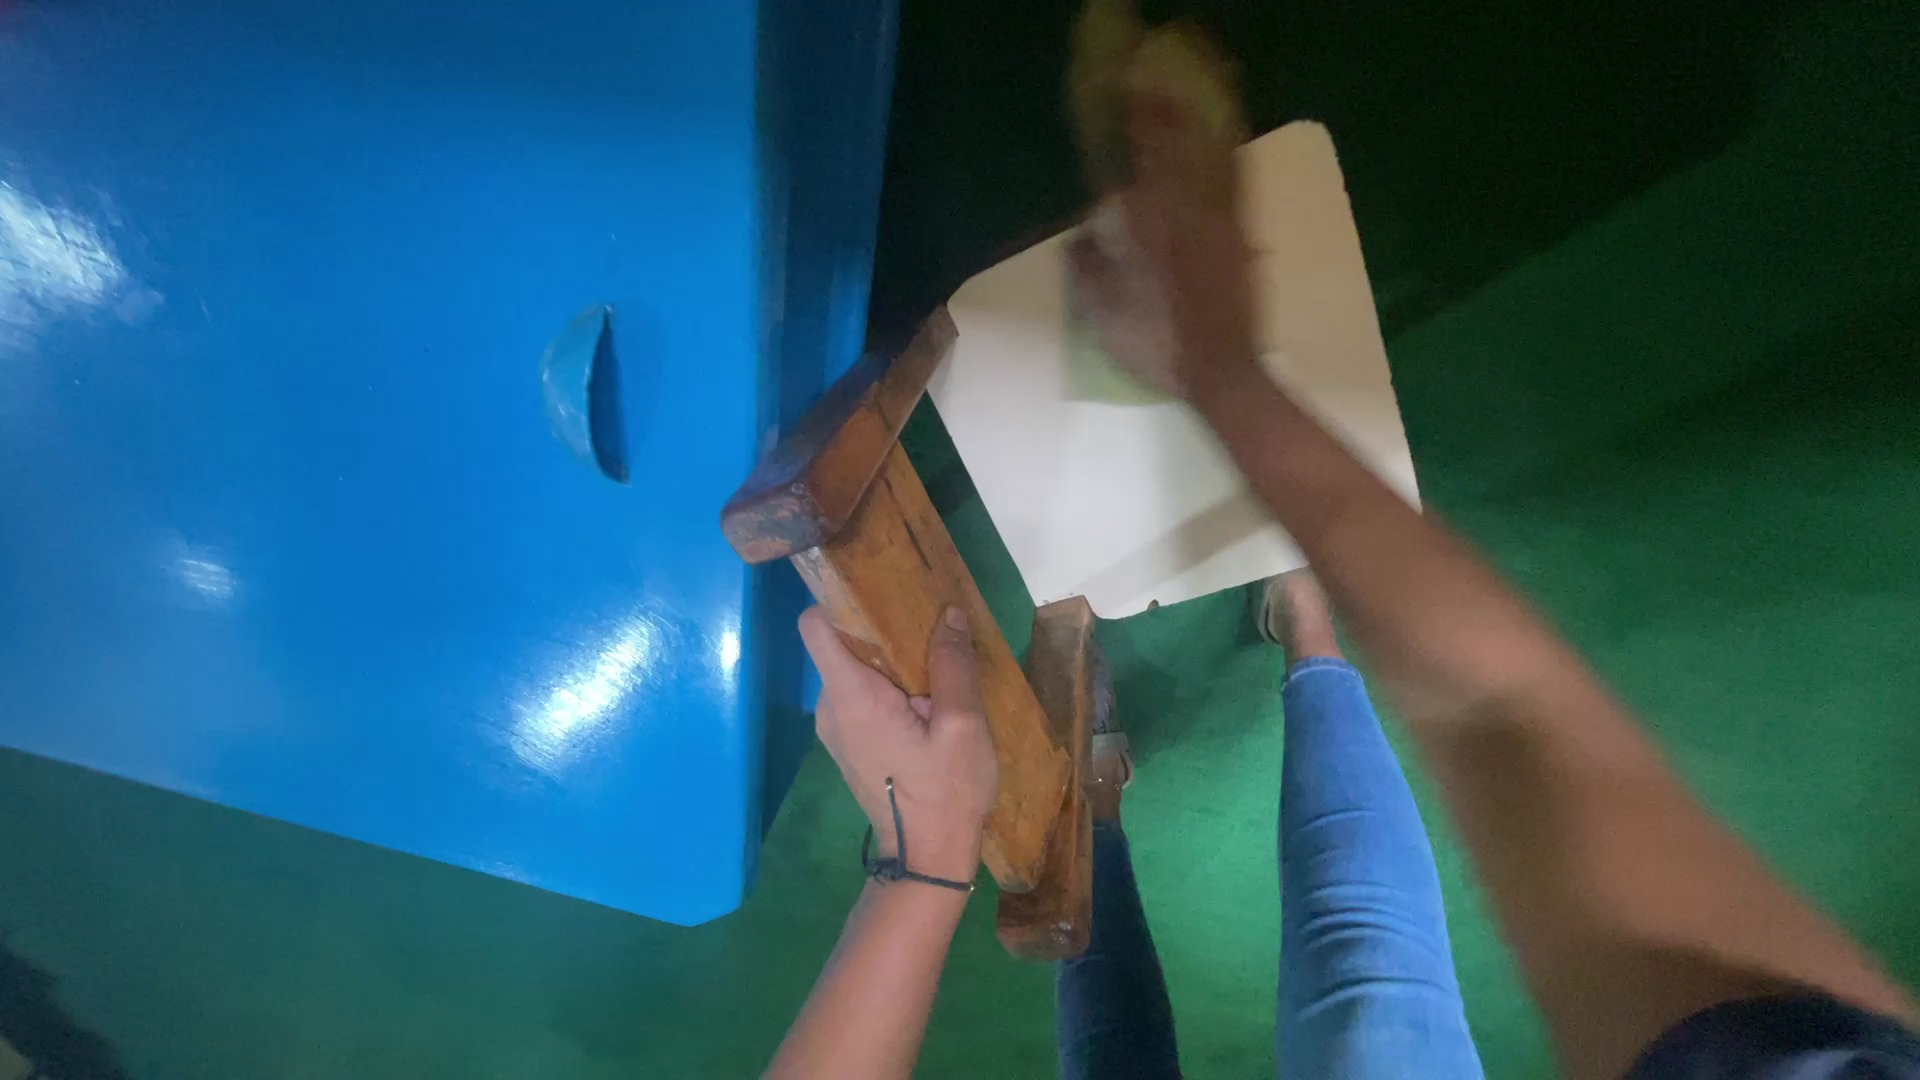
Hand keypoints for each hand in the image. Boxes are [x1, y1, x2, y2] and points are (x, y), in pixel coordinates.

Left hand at [799, 605, 998, 884]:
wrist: (927, 859)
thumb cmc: (945, 792)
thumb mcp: (962, 725)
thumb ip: (952, 664)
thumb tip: (949, 614)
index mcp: (851, 695)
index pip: (815, 626)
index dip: (838, 599)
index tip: (876, 588)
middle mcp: (831, 706)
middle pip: (838, 643)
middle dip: (877, 628)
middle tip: (925, 624)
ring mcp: (836, 727)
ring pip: (851, 668)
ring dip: (886, 659)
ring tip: (932, 661)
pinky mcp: (849, 742)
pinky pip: (858, 694)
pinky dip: (885, 684)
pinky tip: (923, 696)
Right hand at [1067, 89, 1257, 400]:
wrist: (1220, 369)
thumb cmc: (1157, 343)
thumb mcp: (1105, 313)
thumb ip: (1087, 270)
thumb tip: (1078, 237)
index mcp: (1154, 223)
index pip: (1145, 155)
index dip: (1137, 121)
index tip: (1124, 99)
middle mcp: (1192, 211)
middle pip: (1183, 146)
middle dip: (1167, 117)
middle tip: (1153, 100)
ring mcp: (1224, 223)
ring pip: (1213, 159)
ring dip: (1199, 132)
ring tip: (1186, 116)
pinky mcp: (1244, 240)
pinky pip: (1237, 186)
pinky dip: (1228, 162)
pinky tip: (1224, 157)